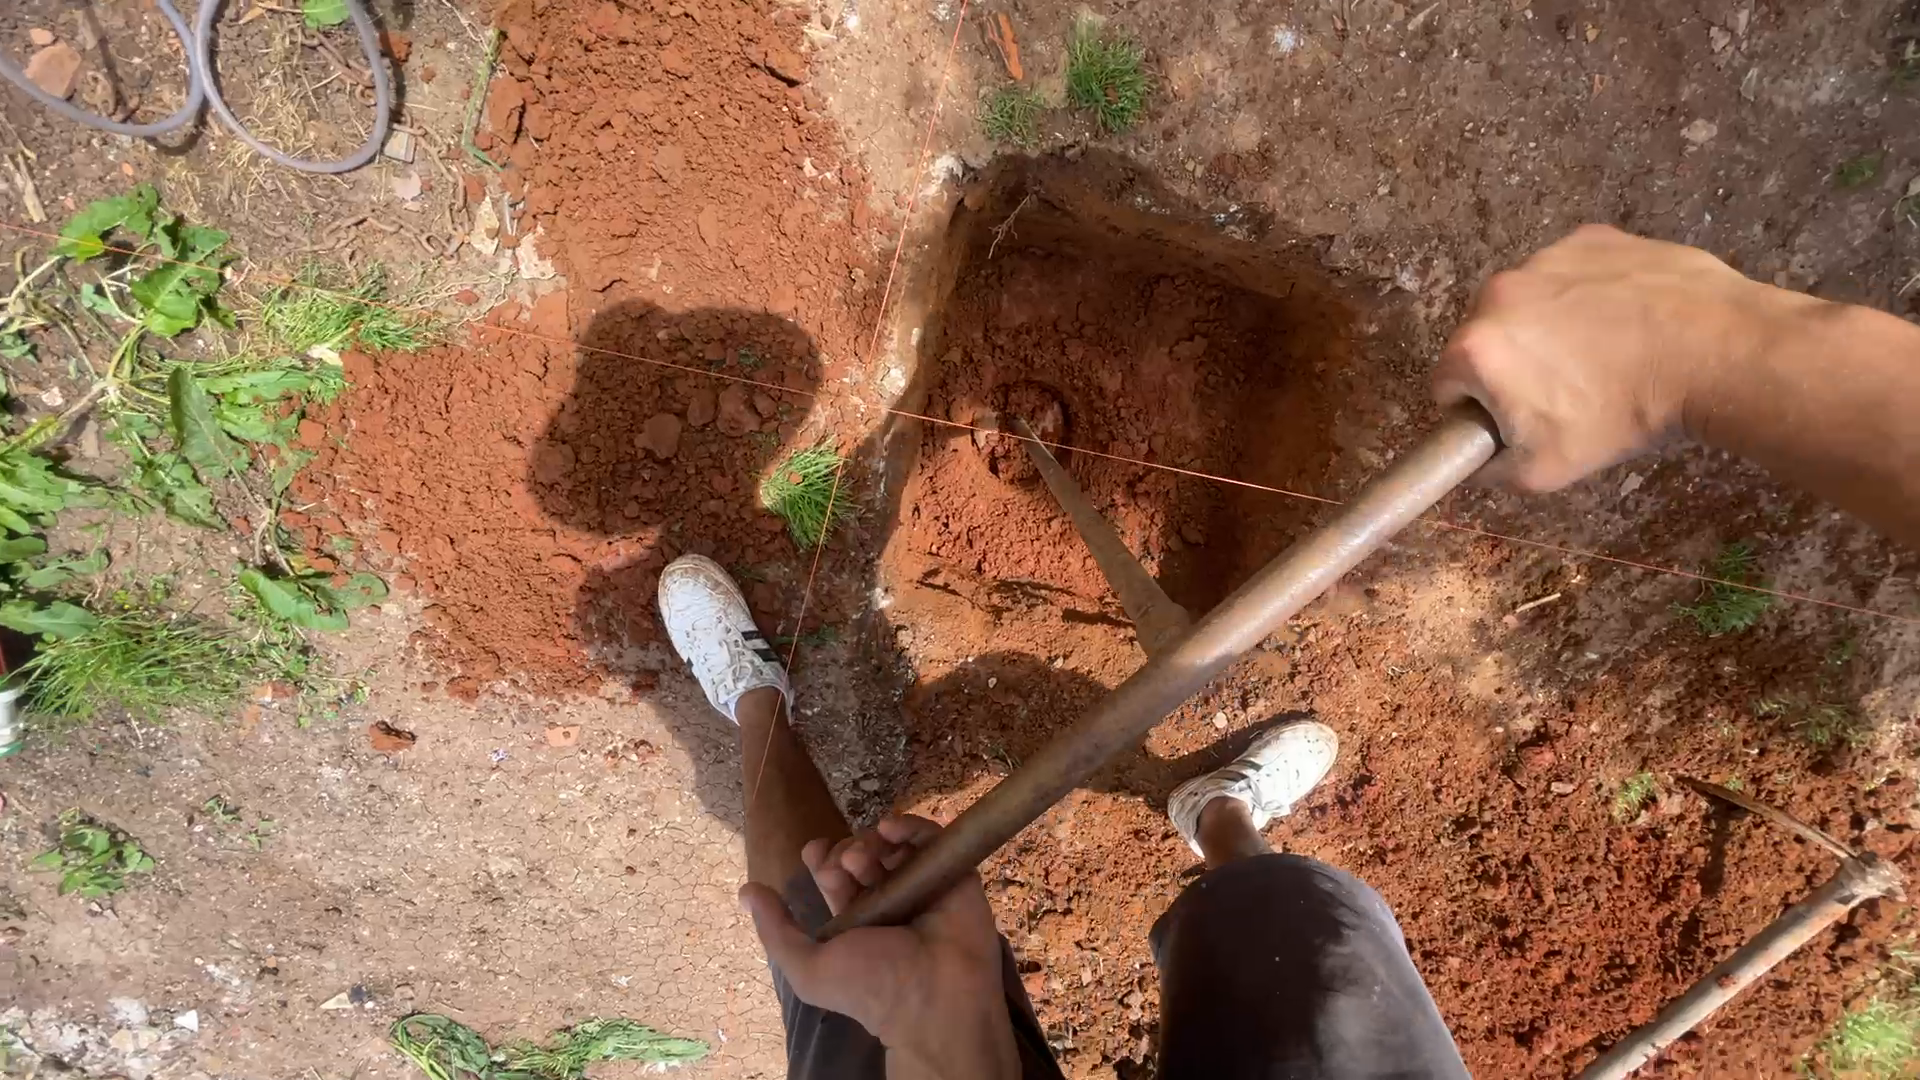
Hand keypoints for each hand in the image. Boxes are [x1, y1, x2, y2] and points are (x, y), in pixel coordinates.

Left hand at [739, 815, 1021, 1079]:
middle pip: (859, 852)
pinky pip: (927, 836)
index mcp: (855, 915)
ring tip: (867, 859)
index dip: (823, 857)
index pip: (834, 871)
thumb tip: (746, 891)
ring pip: (889, 842)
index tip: (815, 854)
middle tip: (848, 867)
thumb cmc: (872, 987)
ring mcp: (918, 880)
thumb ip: (777, 931)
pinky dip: (908, 825)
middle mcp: (886, 894)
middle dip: (846, 852)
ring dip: (871, 841)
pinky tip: (893, 829)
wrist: (936, 997)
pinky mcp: (950, 869)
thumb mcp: (811, 969)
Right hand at [1432, 224, 1807, 490]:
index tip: (1515, 415)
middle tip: (1559, 385)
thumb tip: (1473, 458)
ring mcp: (1545, 260)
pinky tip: (1617, 315)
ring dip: (1540, 325)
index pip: (1445, 385)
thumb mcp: (1538, 472)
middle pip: (1479, 339)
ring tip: (1595, 348)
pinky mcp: (1591, 238)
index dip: (1475, 407)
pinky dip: (1580, 292)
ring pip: (1521, 304)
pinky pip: (1566, 272)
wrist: (1726, 358)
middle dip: (1506, 362)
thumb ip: (1485, 469)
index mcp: (1472, 349)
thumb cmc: (1622, 417)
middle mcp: (1495, 295)